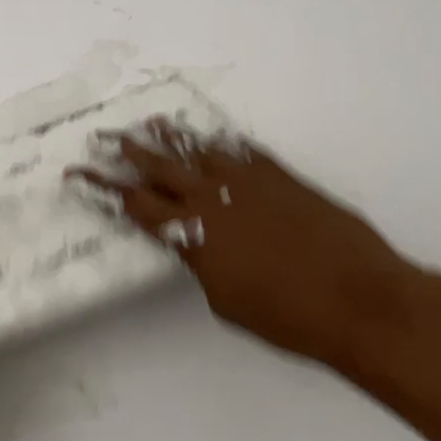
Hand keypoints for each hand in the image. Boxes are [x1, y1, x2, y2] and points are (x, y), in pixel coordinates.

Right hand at [68, 119, 422, 378]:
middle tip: (105, 137)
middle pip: (160, 168)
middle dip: (129, 152)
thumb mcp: (225, 299)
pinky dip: (222, 143)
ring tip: (150, 123)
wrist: (361, 300)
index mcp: (192, 233)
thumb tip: (197, 244)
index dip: (103, 188)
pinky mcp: (282, 177)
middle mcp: (213, 199)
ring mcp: (249, 182)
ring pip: (199, 151)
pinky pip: (243, 151)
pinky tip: (212, 138)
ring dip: (171, 138)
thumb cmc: (286, 317)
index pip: (136, 205)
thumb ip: (202, 263)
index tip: (78, 174)